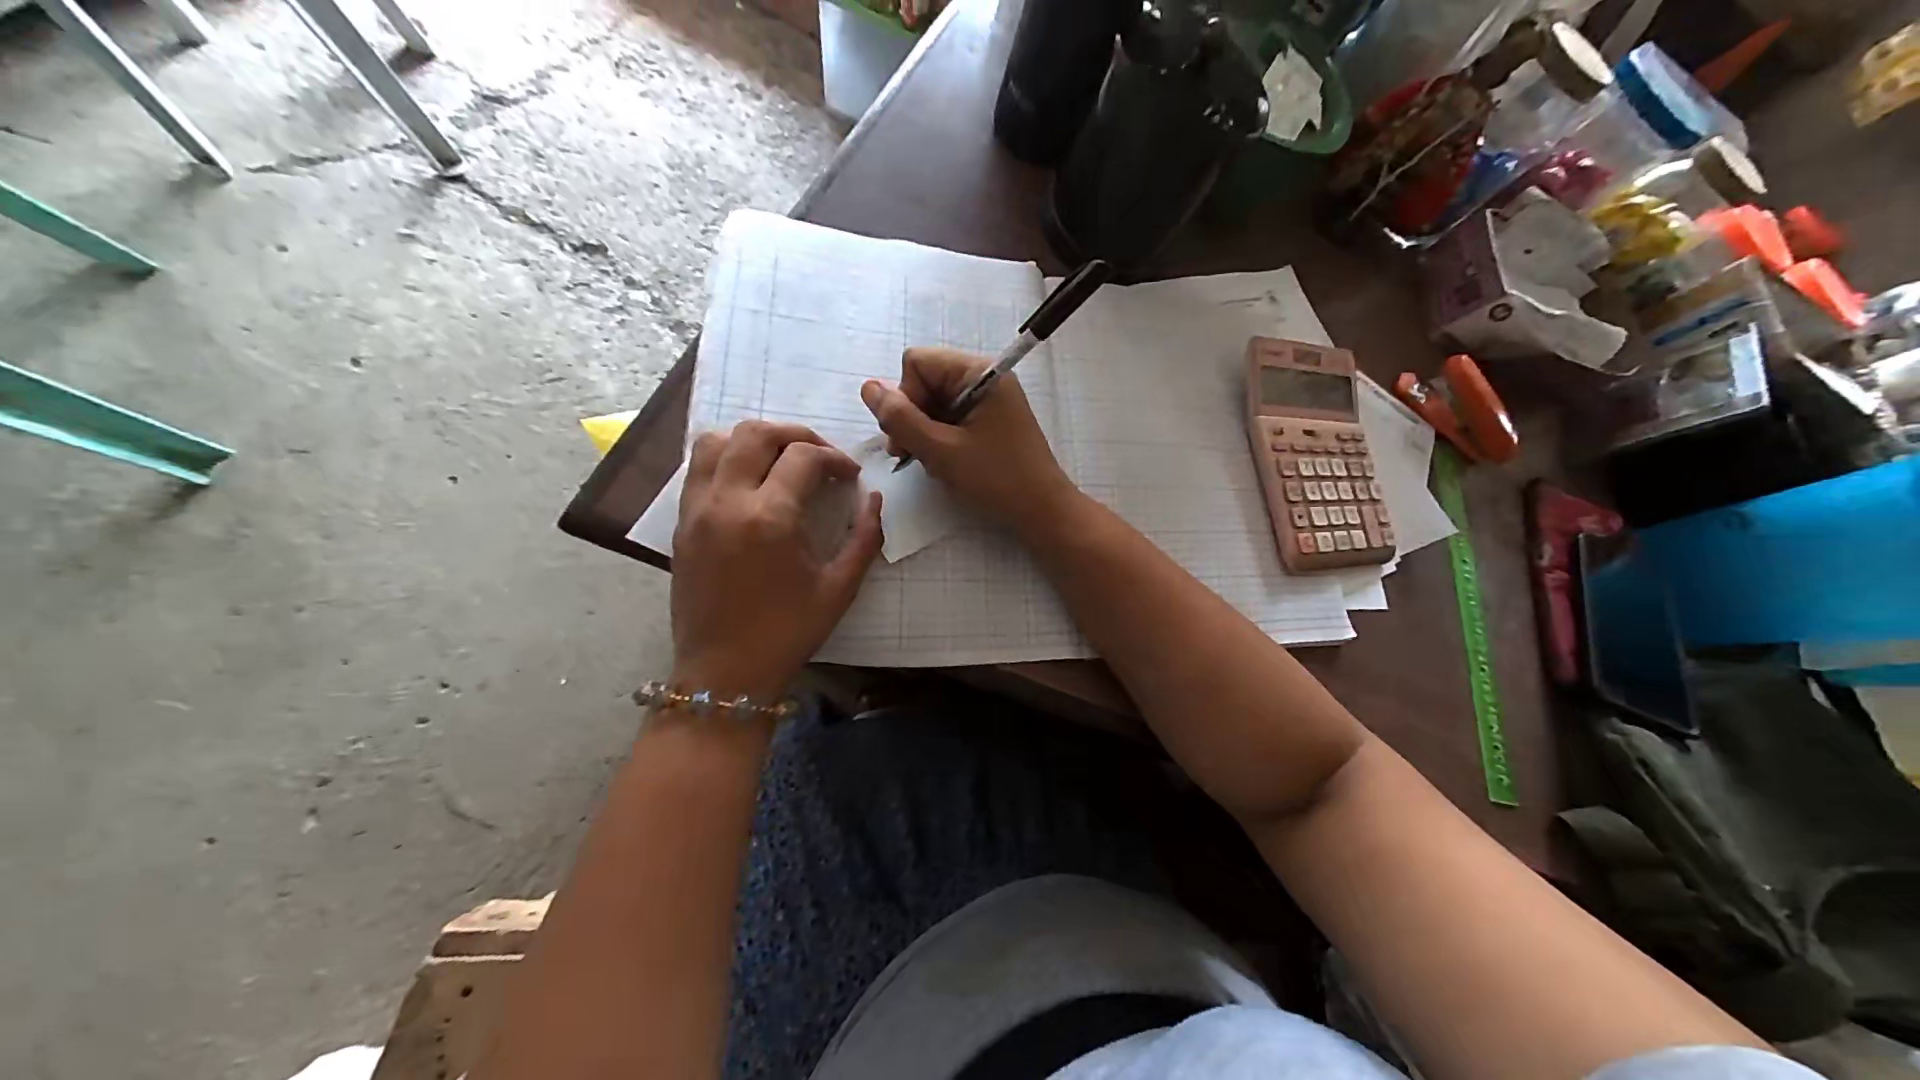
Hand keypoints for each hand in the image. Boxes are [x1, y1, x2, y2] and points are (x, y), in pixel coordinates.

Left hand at [670, 421, 883, 701]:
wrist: (724, 672)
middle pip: (757, 433)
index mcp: (770, 517)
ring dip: (754, 439)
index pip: (804, 457)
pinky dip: (726, 457)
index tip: (850, 476)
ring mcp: (697, 509)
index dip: (834, 458)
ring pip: (717, 441)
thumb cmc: (787, 633)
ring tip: (780, 460)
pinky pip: (698, 468)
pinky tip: (750, 481)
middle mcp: (727, 501)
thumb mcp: (839, 588)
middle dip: (796, 435)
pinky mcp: (682, 522)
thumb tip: (873, 500)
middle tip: (820, 457)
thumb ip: (864, 538)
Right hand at [860, 346, 1076, 531]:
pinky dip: (938, 440)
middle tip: (911, 454)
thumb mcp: (941, 450)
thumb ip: (900, 419)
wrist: (1042, 511)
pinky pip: (947, 418)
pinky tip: (945, 463)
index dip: (905, 397)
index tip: (911, 434)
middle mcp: (982, 377)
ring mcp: (986, 399)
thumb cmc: (997, 479)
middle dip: (911, 418)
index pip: (917, 363)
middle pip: (923, 381)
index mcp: (979, 372)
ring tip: (934, 463)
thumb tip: (868, 387)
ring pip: (931, 403)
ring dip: (923, 433)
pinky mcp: (986, 419)